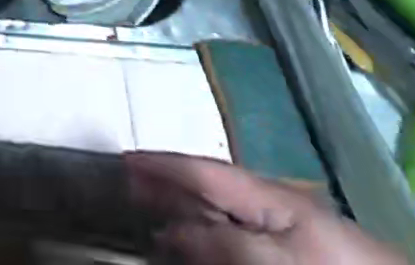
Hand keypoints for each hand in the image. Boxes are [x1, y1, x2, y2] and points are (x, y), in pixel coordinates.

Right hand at [126, 152, 402, 264]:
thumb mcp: (279, 255)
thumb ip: (226, 241)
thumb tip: (173, 228)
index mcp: (265, 194)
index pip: (203, 171)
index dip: (162, 165)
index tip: (123, 160)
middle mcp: (269, 204)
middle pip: (208, 187)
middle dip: (167, 184)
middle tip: (128, 184)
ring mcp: (282, 229)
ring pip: (221, 212)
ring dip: (184, 210)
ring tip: (152, 214)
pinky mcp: (291, 252)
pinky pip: (236, 234)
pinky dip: (208, 235)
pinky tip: (197, 246)